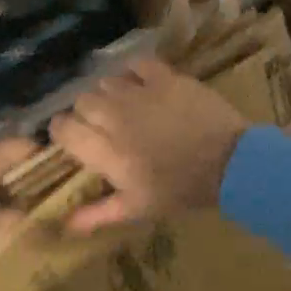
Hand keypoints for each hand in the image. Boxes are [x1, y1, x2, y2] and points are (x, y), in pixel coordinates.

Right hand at [49, 56, 249, 232]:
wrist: (229, 164)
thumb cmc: (180, 190)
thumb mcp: (138, 208)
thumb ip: (98, 214)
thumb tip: (66, 225)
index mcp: (105, 151)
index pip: (63, 129)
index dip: (62, 131)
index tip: (71, 137)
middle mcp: (114, 117)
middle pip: (81, 101)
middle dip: (86, 112)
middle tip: (102, 126)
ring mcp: (139, 93)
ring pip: (105, 81)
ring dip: (109, 93)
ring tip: (123, 106)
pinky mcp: (164, 78)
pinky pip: (136, 64)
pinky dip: (133, 72)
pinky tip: (140, 83)